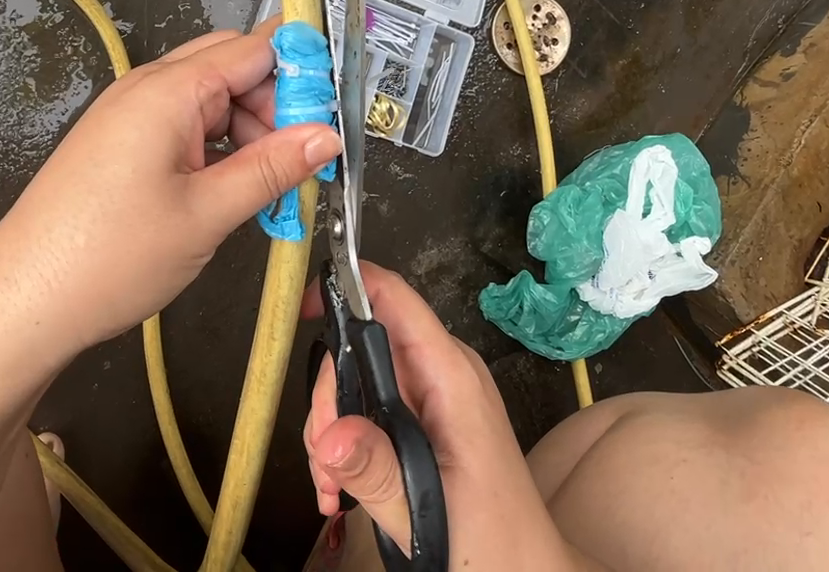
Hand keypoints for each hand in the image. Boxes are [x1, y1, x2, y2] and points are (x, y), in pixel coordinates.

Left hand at [0, 23, 339, 357]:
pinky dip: (218, 148)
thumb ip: (273, 168)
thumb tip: (327, 136)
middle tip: (304, 157)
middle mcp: (146, 88)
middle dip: (276, 104)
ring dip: (250, 131)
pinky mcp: (120, 143)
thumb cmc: (110, 257)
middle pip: (232, 69)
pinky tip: (234, 188)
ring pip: (211, 100)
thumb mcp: (208, 213)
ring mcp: (129, 115)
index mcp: (168, 91)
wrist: (21, 304)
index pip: (253, 49)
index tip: (336, 105)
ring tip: (272, 187)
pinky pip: (184, 126)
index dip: (302, 69)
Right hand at [302, 263, 576, 569]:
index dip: (348, 285)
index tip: (303, 308)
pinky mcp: (427, 413)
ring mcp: (434, 391)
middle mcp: (441, 370)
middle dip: (330, 396)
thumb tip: (328, 434)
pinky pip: (374, 403)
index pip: (395, 298)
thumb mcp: (426, 511)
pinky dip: (350, 439)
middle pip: (363, 344)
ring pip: (361, 377)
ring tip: (331, 487)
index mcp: (450, 375)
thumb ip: (375, 470)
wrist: (526, 570)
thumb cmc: (491, 542)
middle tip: (323, 458)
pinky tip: (341, 485)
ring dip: (334, 426)